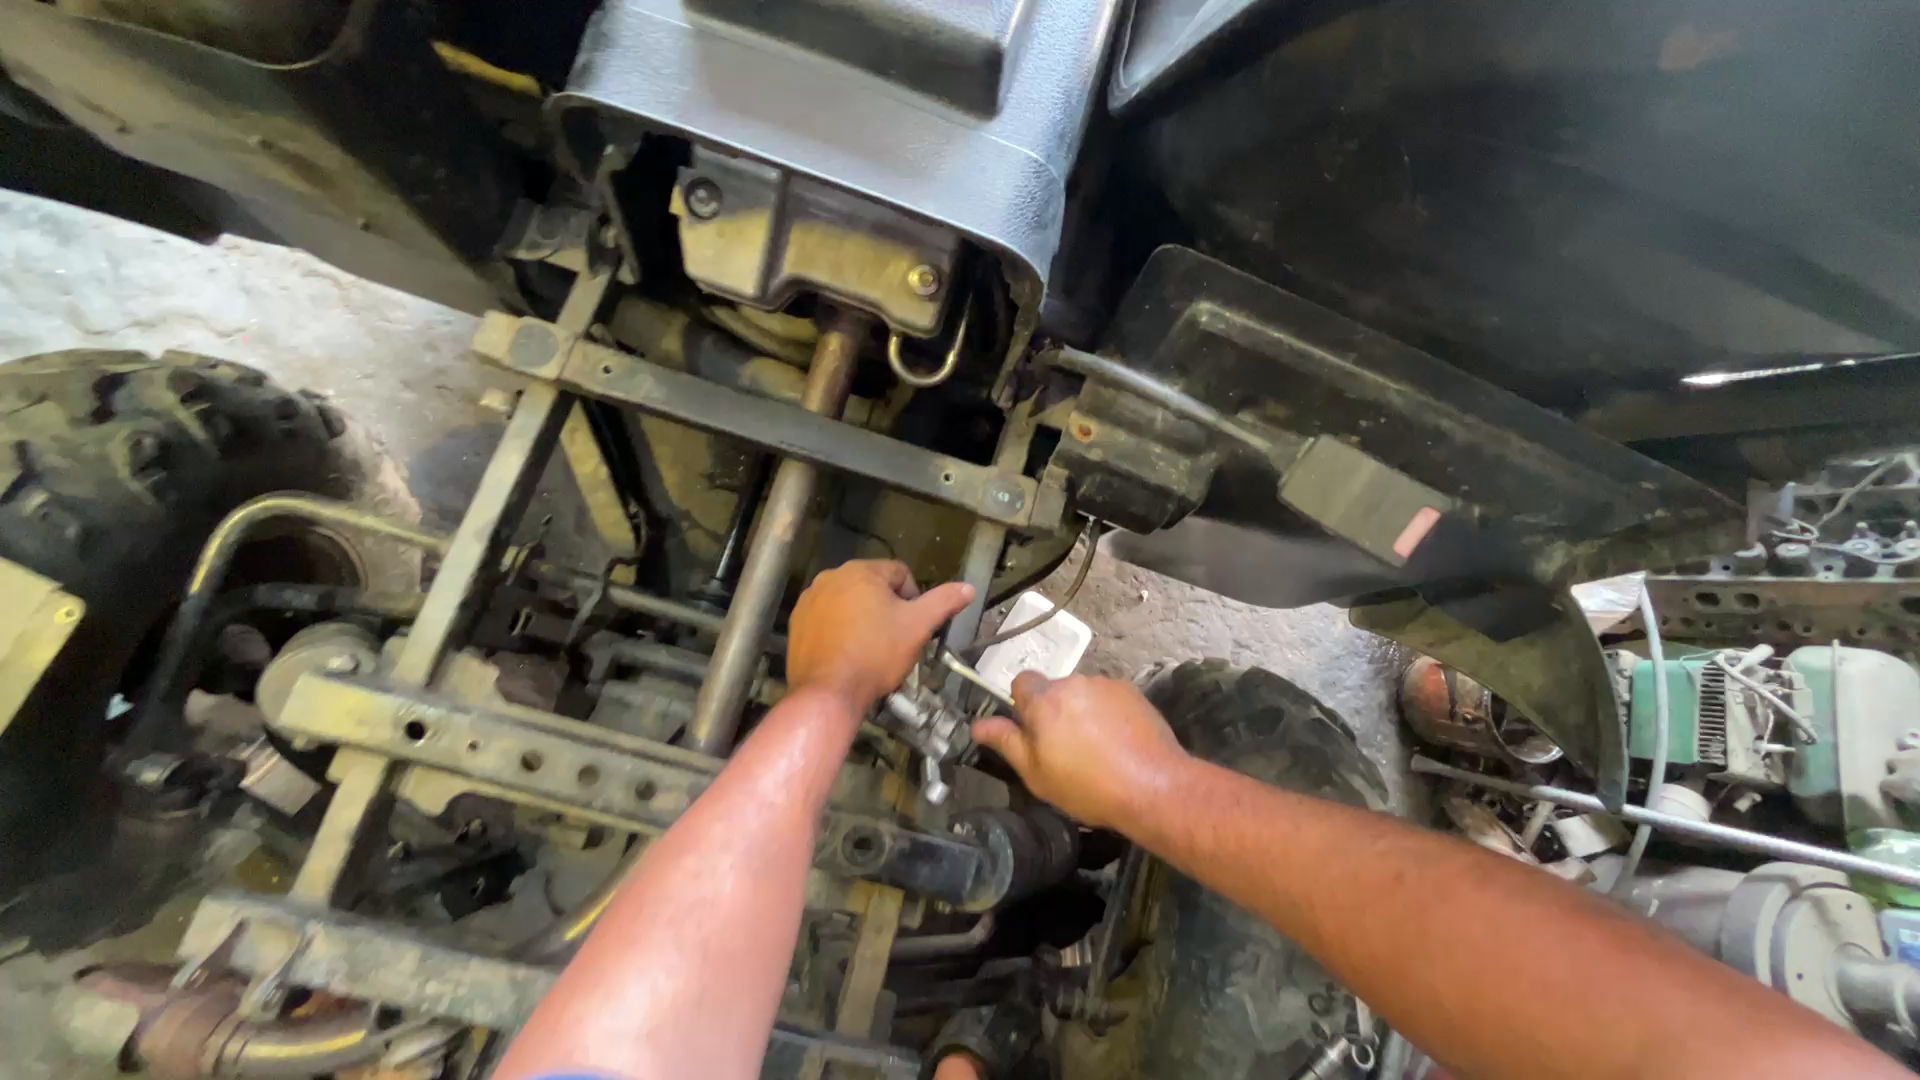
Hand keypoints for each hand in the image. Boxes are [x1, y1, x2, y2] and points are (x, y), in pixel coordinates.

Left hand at [786, 560, 975, 711]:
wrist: (828, 691)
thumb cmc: (876, 654)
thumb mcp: (918, 627)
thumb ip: (943, 602)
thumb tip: (968, 587)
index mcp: (862, 571)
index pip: (900, 574)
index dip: (913, 598)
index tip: (912, 625)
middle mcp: (831, 576)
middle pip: (872, 586)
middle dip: (885, 608)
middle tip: (893, 639)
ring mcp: (810, 599)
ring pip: (848, 602)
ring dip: (862, 617)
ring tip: (869, 648)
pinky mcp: (796, 622)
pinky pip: (827, 618)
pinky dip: (839, 629)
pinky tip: (846, 653)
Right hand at [971, 673, 1187, 828]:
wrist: (1153, 786)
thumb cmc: (1088, 786)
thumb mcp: (1037, 774)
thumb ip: (1006, 742)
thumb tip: (978, 724)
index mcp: (1045, 700)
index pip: (1022, 682)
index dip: (1023, 705)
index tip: (1034, 732)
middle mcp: (1074, 683)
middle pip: (1054, 690)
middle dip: (1056, 712)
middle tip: (1066, 749)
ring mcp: (1106, 685)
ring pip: (1083, 694)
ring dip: (1083, 712)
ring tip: (1098, 749)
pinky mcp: (1132, 692)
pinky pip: (1109, 698)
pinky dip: (1109, 714)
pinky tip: (1119, 743)